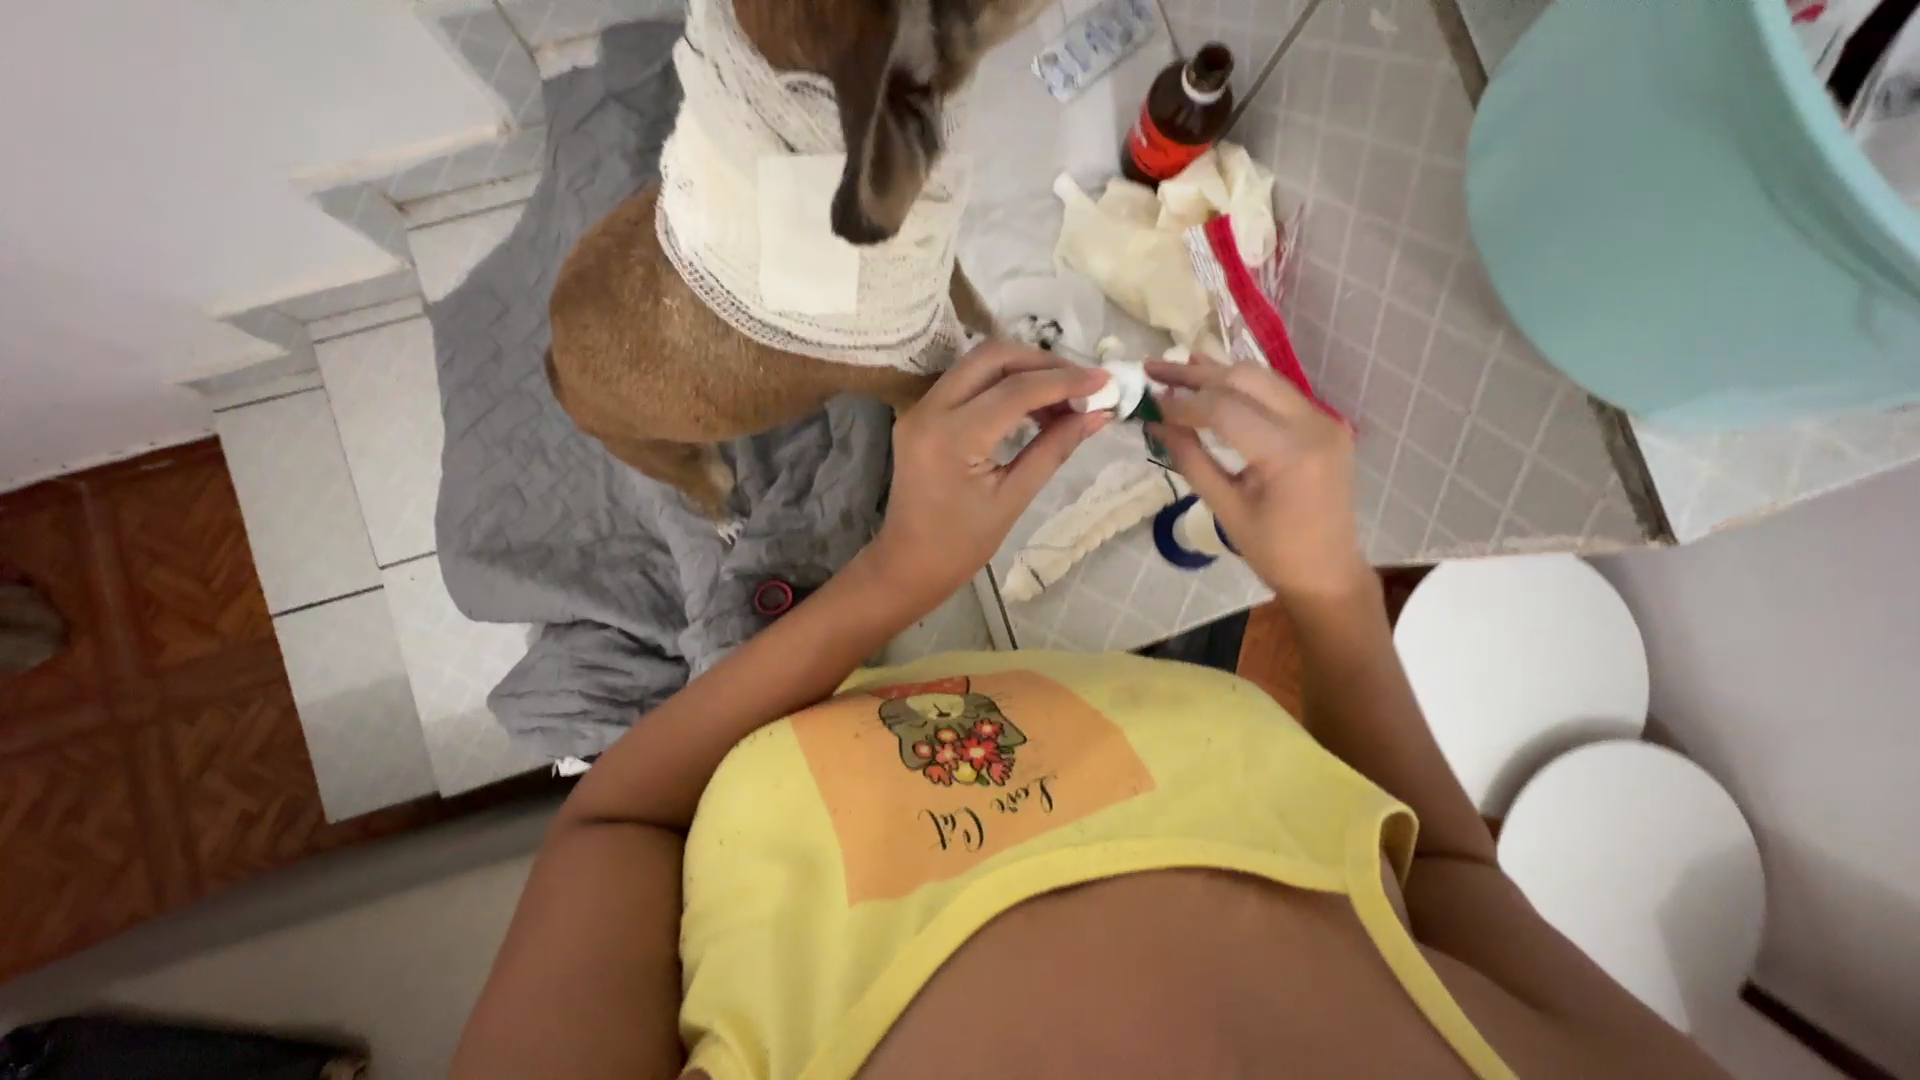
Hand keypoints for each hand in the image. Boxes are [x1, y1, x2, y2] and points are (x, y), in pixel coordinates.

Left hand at [868, 341, 1109, 600]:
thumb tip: (1098, 415)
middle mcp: (930, 410)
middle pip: (993, 357)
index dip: (1065, 381)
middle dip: (1043, 362)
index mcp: (952, 437)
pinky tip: (1032, 406)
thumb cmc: (962, 543)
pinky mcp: (921, 412)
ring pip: (979, 363)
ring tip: (1063, 398)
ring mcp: (920, 408)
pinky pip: (967, 381)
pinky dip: (1003, 383)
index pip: (1016, 390)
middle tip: (1082, 384)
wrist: (909, 562)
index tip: (1105, 381)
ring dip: (1024, 369)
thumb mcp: (1014, 498)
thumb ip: (1054, 449)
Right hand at [1146, 355, 1371, 601]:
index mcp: (1290, 454)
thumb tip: (1155, 423)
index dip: (1183, 404)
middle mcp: (1313, 425)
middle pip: (1246, 379)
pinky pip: (1276, 392)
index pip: (1226, 411)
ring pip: (1262, 377)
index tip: (1148, 401)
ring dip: (1217, 373)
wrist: (1328, 571)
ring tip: (1175, 368)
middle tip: (1153, 369)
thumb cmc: (1274, 551)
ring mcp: (1323, 420)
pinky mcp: (1322, 422)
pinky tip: (1210, 379)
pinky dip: (1241, 386)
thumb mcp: (1226, 508)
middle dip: (1196, 375)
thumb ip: (1191, 459)